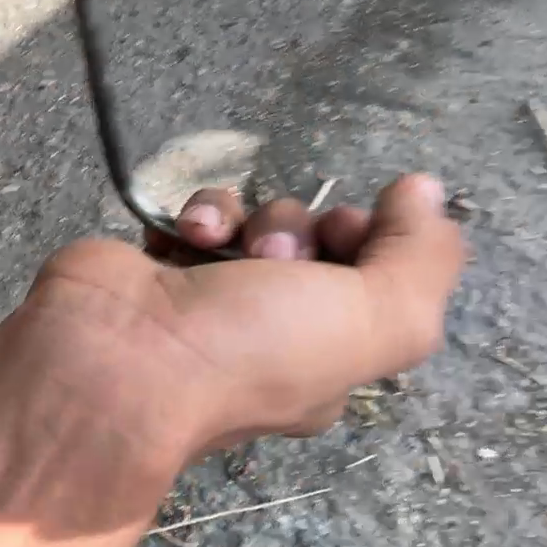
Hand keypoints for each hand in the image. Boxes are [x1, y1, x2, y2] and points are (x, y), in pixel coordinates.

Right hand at [0, 174, 464, 535]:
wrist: (119, 355)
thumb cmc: (252, 351)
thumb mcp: (375, 319)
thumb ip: (422, 254)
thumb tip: (427, 190)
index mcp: (331, 353)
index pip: (371, 276)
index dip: (368, 241)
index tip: (347, 234)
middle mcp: (274, 323)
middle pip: (312, 240)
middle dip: (299, 231)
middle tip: (278, 257)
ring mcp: (212, 289)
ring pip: (253, 219)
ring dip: (245, 219)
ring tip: (217, 243)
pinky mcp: (160, 259)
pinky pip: (197, 214)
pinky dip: (194, 215)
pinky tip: (181, 235)